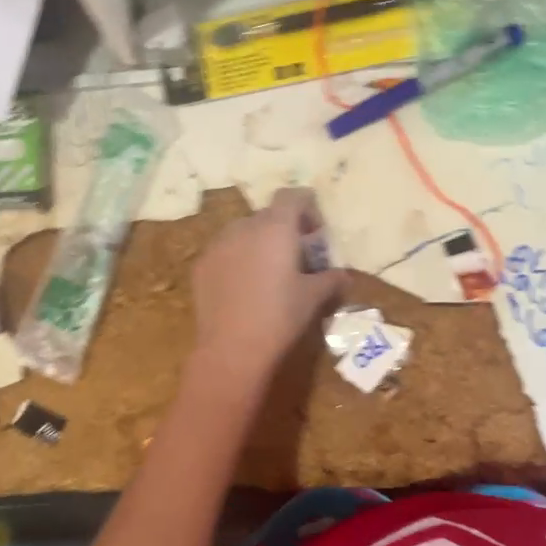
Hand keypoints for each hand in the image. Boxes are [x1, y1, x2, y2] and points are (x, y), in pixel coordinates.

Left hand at [190, 188, 342, 383]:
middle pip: (268, 215)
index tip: (315, 233)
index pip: (292, 196)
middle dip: (284, 230)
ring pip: (243, 232)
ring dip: (259, 244)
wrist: (231, 349)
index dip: (307, 208)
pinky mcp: (201, 265)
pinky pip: (224, 252)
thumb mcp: (313, 298)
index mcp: (276, 228)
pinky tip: (244, 289)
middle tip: (296, 258)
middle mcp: (244, 227)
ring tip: (268, 274)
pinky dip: (237, 260)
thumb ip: (331, 280)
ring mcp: (218, 245)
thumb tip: (344, 275)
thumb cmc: (279, 317)